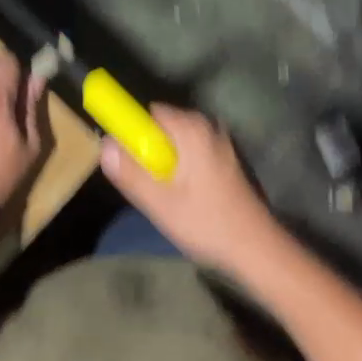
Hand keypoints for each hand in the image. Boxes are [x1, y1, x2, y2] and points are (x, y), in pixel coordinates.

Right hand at [98, 105, 276, 269]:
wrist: (256, 248)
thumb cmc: (206, 223)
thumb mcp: (160, 203)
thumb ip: (130, 173)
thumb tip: (105, 145)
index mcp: (192, 130)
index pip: (151, 112)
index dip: (133, 130)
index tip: (127, 159)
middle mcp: (209, 127)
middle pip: (165, 126)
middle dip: (149, 149)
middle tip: (147, 183)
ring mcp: (222, 143)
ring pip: (180, 142)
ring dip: (166, 162)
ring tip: (165, 195)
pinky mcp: (228, 160)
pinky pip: (194, 152)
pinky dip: (183, 167)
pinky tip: (185, 197)